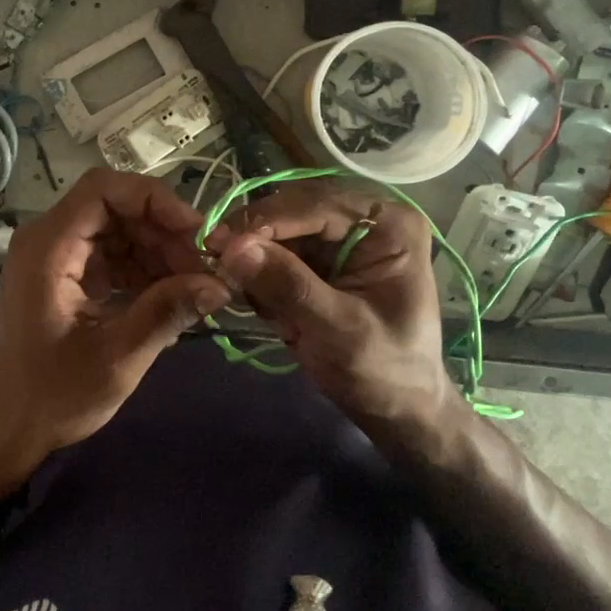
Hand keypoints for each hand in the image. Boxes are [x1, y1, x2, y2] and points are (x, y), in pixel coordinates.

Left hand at [0, 168, 228, 502]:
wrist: (3, 430)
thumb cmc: (52, 395)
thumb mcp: (117, 356)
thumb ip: (166, 311)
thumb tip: (221, 284)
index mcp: (49, 245)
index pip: (104, 188)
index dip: (155, 200)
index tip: (197, 233)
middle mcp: (46, 239)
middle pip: (113, 207)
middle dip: (162, 231)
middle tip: (204, 269)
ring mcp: (51, 258)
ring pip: (113, 230)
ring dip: (155, 251)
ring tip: (193, 287)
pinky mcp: (59, 278)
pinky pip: (105, 255)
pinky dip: (138, 269)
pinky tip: (168, 297)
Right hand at [208, 179, 457, 431]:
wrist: (395, 405)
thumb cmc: (384, 369)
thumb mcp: (340, 332)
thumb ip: (290, 287)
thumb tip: (234, 248)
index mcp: (389, 223)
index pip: (316, 204)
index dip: (266, 220)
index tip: (219, 242)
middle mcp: (363, 216)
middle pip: (291, 207)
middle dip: (255, 237)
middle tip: (215, 261)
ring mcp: (337, 232)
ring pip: (274, 225)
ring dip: (254, 257)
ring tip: (249, 295)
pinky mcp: (316, 252)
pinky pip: (271, 247)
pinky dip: (258, 272)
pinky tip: (267, 306)